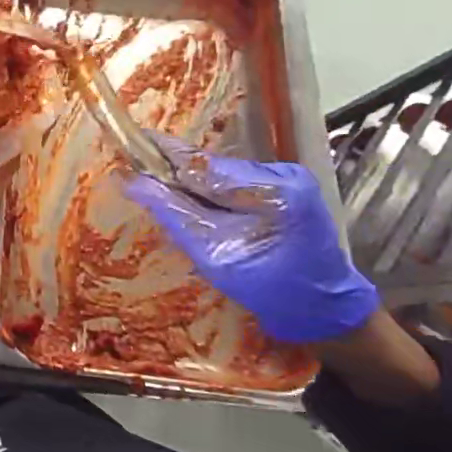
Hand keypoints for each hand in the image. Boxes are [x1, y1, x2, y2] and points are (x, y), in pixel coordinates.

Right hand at [120, 135, 378, 343]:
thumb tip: (132, 181)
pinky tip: (201, 211)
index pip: (201, 163)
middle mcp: (281, 173)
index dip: (163, 154)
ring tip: (165, 196)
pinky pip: (236, 184)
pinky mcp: (288, 189)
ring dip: (194, 185)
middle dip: (176, 172)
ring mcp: (288, 178)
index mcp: (268, 188)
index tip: (131, 145)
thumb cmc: (266, 287)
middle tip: (138, 176)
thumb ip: (173, 212)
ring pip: (223, 175)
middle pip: (213, 166)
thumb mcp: (212, 252)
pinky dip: (213, 194)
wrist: (321, 307)